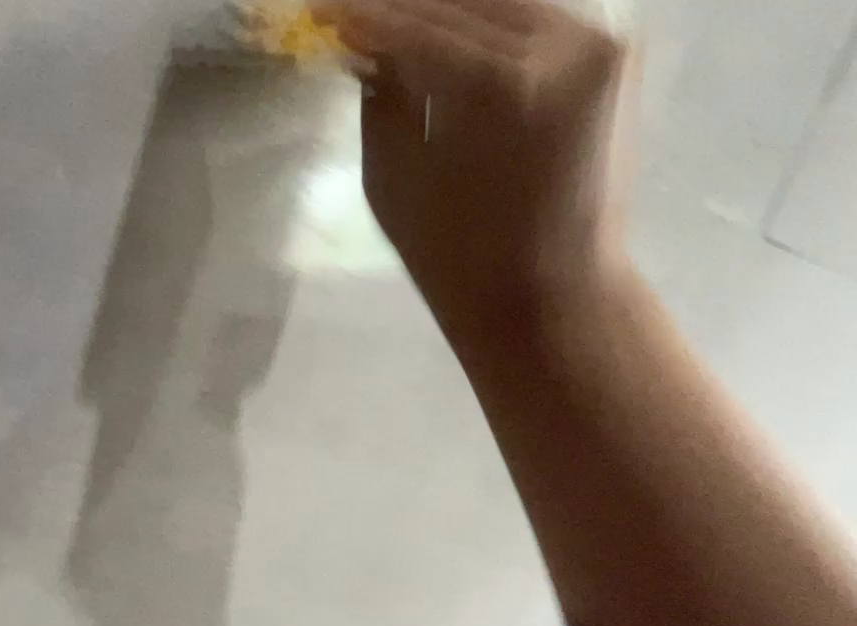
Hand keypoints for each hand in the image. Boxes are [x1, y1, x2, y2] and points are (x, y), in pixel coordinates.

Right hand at [324, 0, 631, 318]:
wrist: (548, 290)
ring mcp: (601, 37)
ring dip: (440, 9)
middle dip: (401, 6)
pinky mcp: (614, 49)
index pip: (417, 26)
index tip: (318, 10)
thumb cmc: (454, 256)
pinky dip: (481, 18)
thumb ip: (383, 100)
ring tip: (389, 22)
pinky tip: (441, 30)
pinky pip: (532, 15)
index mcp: (504, 80)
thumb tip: (365, 49)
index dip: (361, 16)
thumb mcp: (393, 179)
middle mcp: (566, 38)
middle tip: (350, 13)